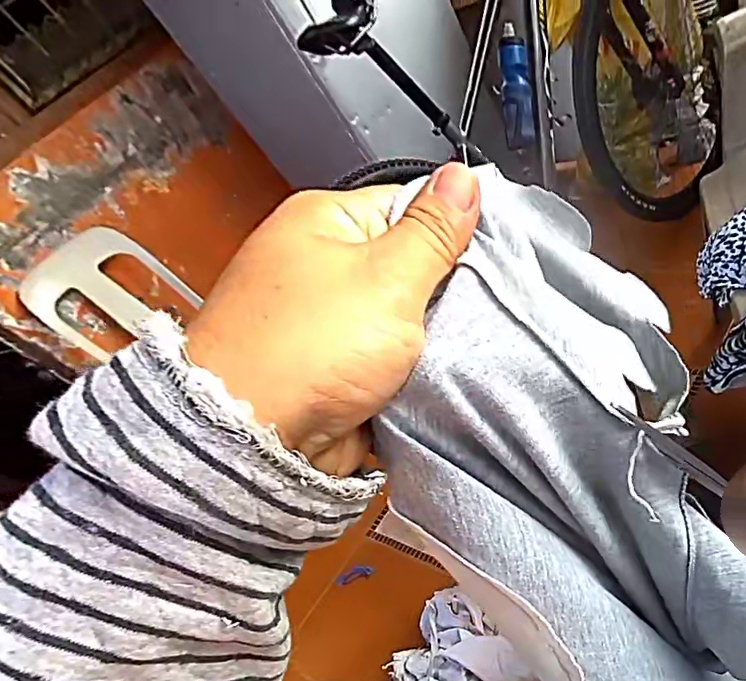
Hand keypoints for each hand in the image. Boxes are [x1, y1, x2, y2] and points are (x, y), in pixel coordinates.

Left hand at [184, 163, 481, 475]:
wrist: (261, 435)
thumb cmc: (304, 350)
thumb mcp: (389, 278)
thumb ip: (432, 232)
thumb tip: (463, 180)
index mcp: (328, 222)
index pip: (413, 207)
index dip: (454, 234)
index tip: (484, 262)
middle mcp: (326, 266)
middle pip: (413, 268)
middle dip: (444, 296)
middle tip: (463, 315)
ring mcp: (334, 319)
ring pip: (409, 320)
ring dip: (431, 340)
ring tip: (442, 351)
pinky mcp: (343, 365)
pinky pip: (396, 360)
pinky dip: (413, 370)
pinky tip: (425, 377)